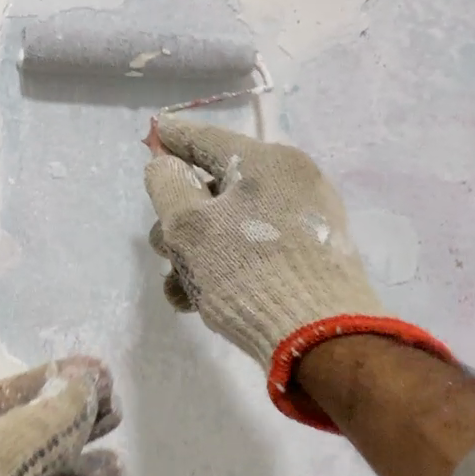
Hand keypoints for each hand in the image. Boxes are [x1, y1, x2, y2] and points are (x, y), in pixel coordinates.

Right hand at [142, 117, 449, 428]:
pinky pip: (253, 247)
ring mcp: (306, 222)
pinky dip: (223, 264)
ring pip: (228, 223)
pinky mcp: (313, 258)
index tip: (152, 133)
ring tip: (178, 287)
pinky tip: (197, 299)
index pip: (206, 138)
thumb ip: (166, 184)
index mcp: (269, 162)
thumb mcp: (187, 223)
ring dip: (194, 250)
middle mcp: (294, 183)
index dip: (171, 138)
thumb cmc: (247, 269)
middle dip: (178, 218)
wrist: (322, 342)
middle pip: (214, 187)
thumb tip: (167, 167)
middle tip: (161, 247)